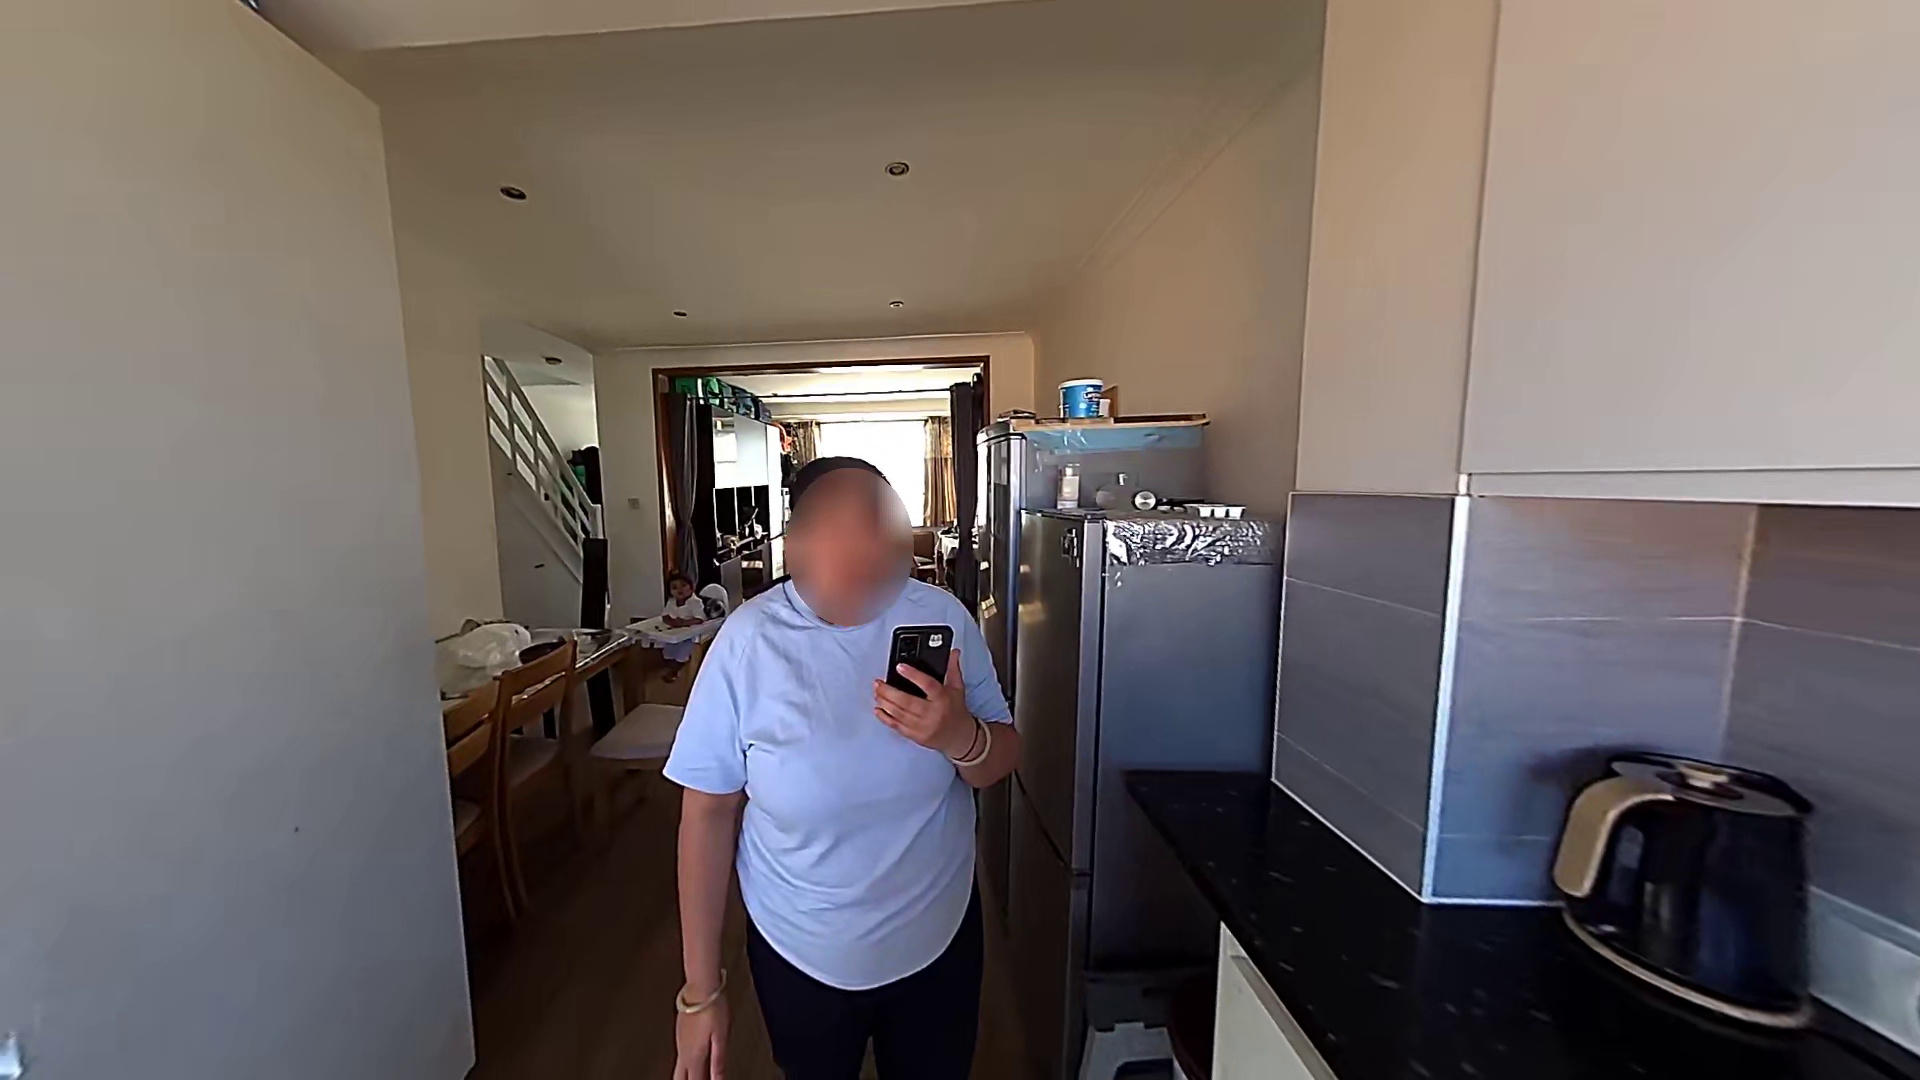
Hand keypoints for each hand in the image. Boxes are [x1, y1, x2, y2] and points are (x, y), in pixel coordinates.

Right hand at [674, 995, 727, 1079]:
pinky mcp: (680, 1031)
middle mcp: (684, 1052)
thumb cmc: (713, 1008)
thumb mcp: (721, 1036)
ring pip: (678, 1069)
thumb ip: (719, 1061)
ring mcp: (680, 1041)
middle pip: (680, 1079)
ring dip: (685, 1076)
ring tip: (694, 1076)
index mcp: (695, 1057)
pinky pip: (680, 1055)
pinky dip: (685, 1064)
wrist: (700, 986)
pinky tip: (691, 1060)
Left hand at [874, 648, 976, 759]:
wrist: (960, 737)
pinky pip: (897, 727)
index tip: (899, 667)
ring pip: (899, 714)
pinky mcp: (916, 736)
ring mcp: (923, 726)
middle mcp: (932, 713)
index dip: (913, 675)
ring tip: (877, 692)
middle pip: (907, 701)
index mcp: (942, 698)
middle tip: (878, 683)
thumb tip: (953, 652)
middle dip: (889, 691)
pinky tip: (878, 710)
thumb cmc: (956, 710)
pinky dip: (885, 718)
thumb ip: (952, 668)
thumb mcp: (957, 688)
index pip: (927, 685)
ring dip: (885, 702)